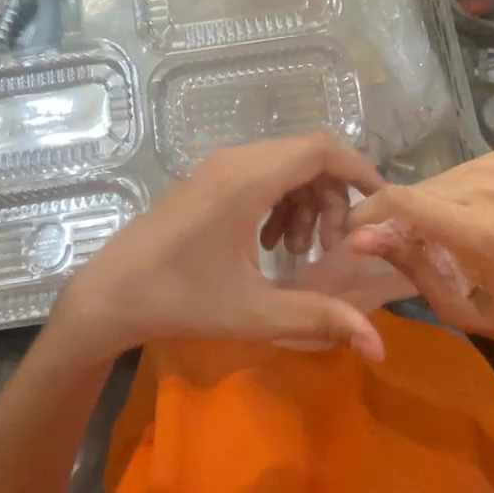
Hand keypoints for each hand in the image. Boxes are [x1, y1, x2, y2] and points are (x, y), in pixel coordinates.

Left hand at [53, 134, 388, 361]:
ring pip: (286, 164)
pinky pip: (263, 173)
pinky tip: (273, 245)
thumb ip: (319, 318)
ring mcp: (219, 165)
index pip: (320, 149)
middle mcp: (236, 159)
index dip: (359, 169)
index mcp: (247, 179)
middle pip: (307, 155)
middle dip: (333, 196)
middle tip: (334, 247)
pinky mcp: (209, 178)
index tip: (381, 205)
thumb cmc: (179, 299)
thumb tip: (379, 344)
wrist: (111, 293)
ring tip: (301, 251)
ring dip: (307, 201)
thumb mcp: (253, 312)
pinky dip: (282, 200)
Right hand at [345, 151, 493, 371]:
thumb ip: (412, 267)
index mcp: (482, 230)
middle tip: (394, 247)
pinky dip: (445, 197)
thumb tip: (361, 239)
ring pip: (433, 181)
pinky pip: (455, 175)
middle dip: (395, 217)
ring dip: (421, 207)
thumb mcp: (466, 311)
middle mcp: (490, 186)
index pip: (402, 201)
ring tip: (433, 240)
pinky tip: (459, 222)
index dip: (366, 214)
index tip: (348, 233)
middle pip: (415, 191)